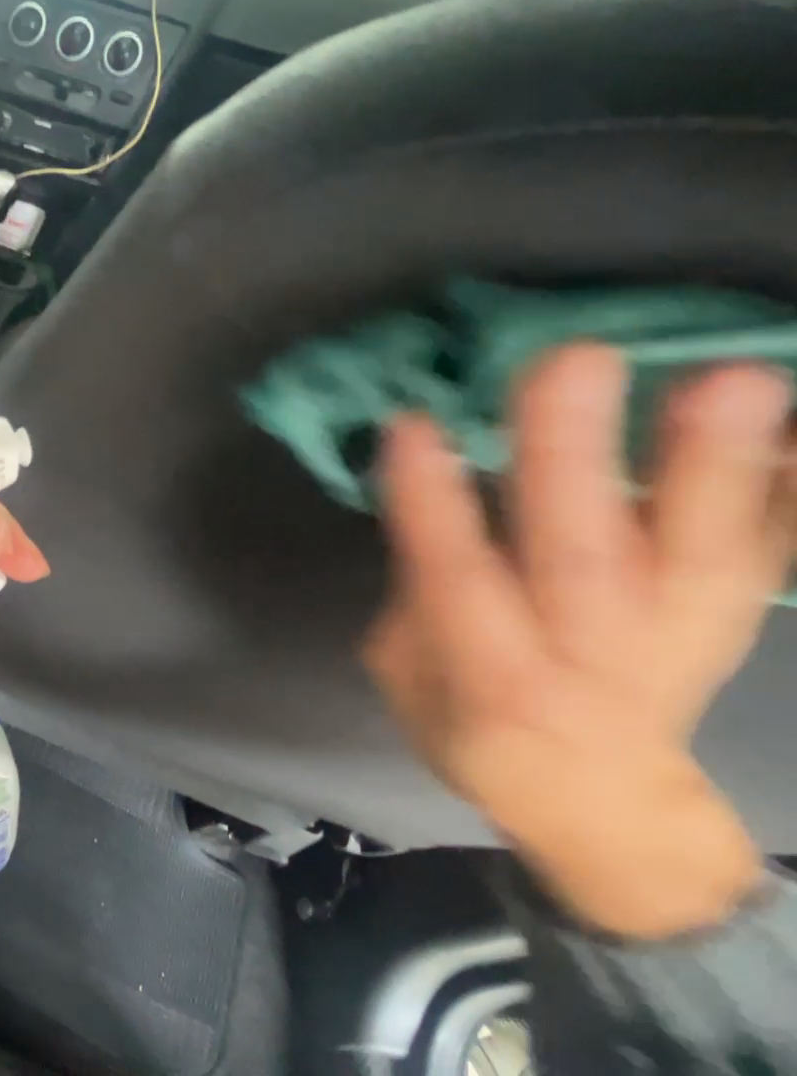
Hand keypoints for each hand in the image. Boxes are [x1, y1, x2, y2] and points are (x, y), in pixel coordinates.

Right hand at [366, 342, 794, 938]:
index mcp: (490, 679)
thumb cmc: (469, 732)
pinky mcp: (735, 626)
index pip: (455, 584)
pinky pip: (777, 557)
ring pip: (704, 558)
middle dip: (573, 460)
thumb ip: (419, 597)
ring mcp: (678, 642)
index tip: (414, 422)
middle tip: (571, 361)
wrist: (595, 804)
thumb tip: (438, 496)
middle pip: (583, 560)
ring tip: (728, 378)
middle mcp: (587, 660)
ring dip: (715, 467)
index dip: (432, 506)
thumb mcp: (407, 680)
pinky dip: (794, 492)